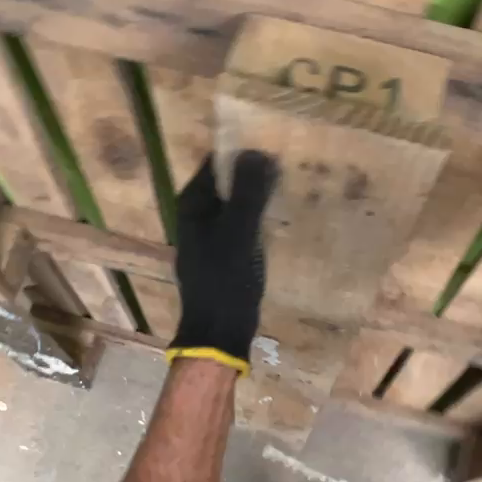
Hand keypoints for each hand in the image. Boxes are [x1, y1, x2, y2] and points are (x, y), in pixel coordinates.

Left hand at [167, 153, 278, 373]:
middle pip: (228, 182)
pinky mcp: (222, 253)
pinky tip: (278, 223)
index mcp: (192, 203)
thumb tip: (258, 151)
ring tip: (288, 192)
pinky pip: (241, 225)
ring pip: (236, 204)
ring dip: (258, 198)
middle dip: (255, 175)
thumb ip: (248, 192)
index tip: (276, 150)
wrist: (218, 331)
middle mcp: (195, 214)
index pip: (219, 162)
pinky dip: (257, 220)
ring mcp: (208, 235)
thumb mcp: (239, 232)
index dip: (246, 154)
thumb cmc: (226, 279)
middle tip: (288, 170)